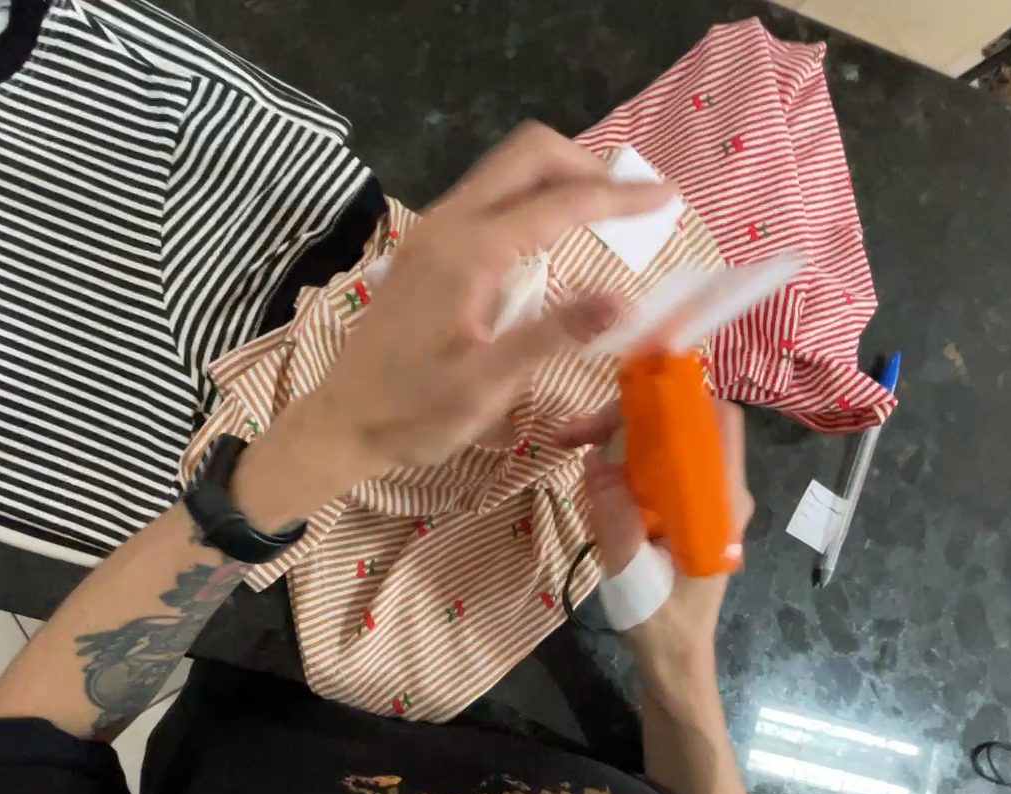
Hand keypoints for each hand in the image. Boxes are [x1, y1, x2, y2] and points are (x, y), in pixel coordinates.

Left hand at [299, 122, 669, 475]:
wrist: (343, 421)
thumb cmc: (412, 412)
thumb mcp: (485, 384)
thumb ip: (552, 335)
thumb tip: (622, 298)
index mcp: (469, 253)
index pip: (559, 202)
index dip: (619, 198)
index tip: (667, 200)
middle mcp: (447, 225)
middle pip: (527, 155)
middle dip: (586, 166)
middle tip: (629, 203)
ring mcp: (429, 233)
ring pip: (503, 171)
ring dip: (555, 178)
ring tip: (599, 215)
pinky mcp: (421, 250)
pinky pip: (483, 199)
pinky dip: (526, 200)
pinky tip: (544, 239)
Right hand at [554, 399, 753, 656]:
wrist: (673, 660)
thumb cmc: (661, 624)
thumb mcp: (633, 576)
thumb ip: (617, 520)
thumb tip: (595, 465)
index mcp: (718, 503)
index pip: (717, 422)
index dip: (677, 397)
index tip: (621, 397)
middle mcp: (716, 492)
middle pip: (681, 427)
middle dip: (625, 420)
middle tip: (570, 434)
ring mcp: (698, 501)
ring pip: (661, 447)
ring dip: (614, 442)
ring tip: (570, 452)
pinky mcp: (680, 512)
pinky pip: (650, 472)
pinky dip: (617, 469)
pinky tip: (592, 491)